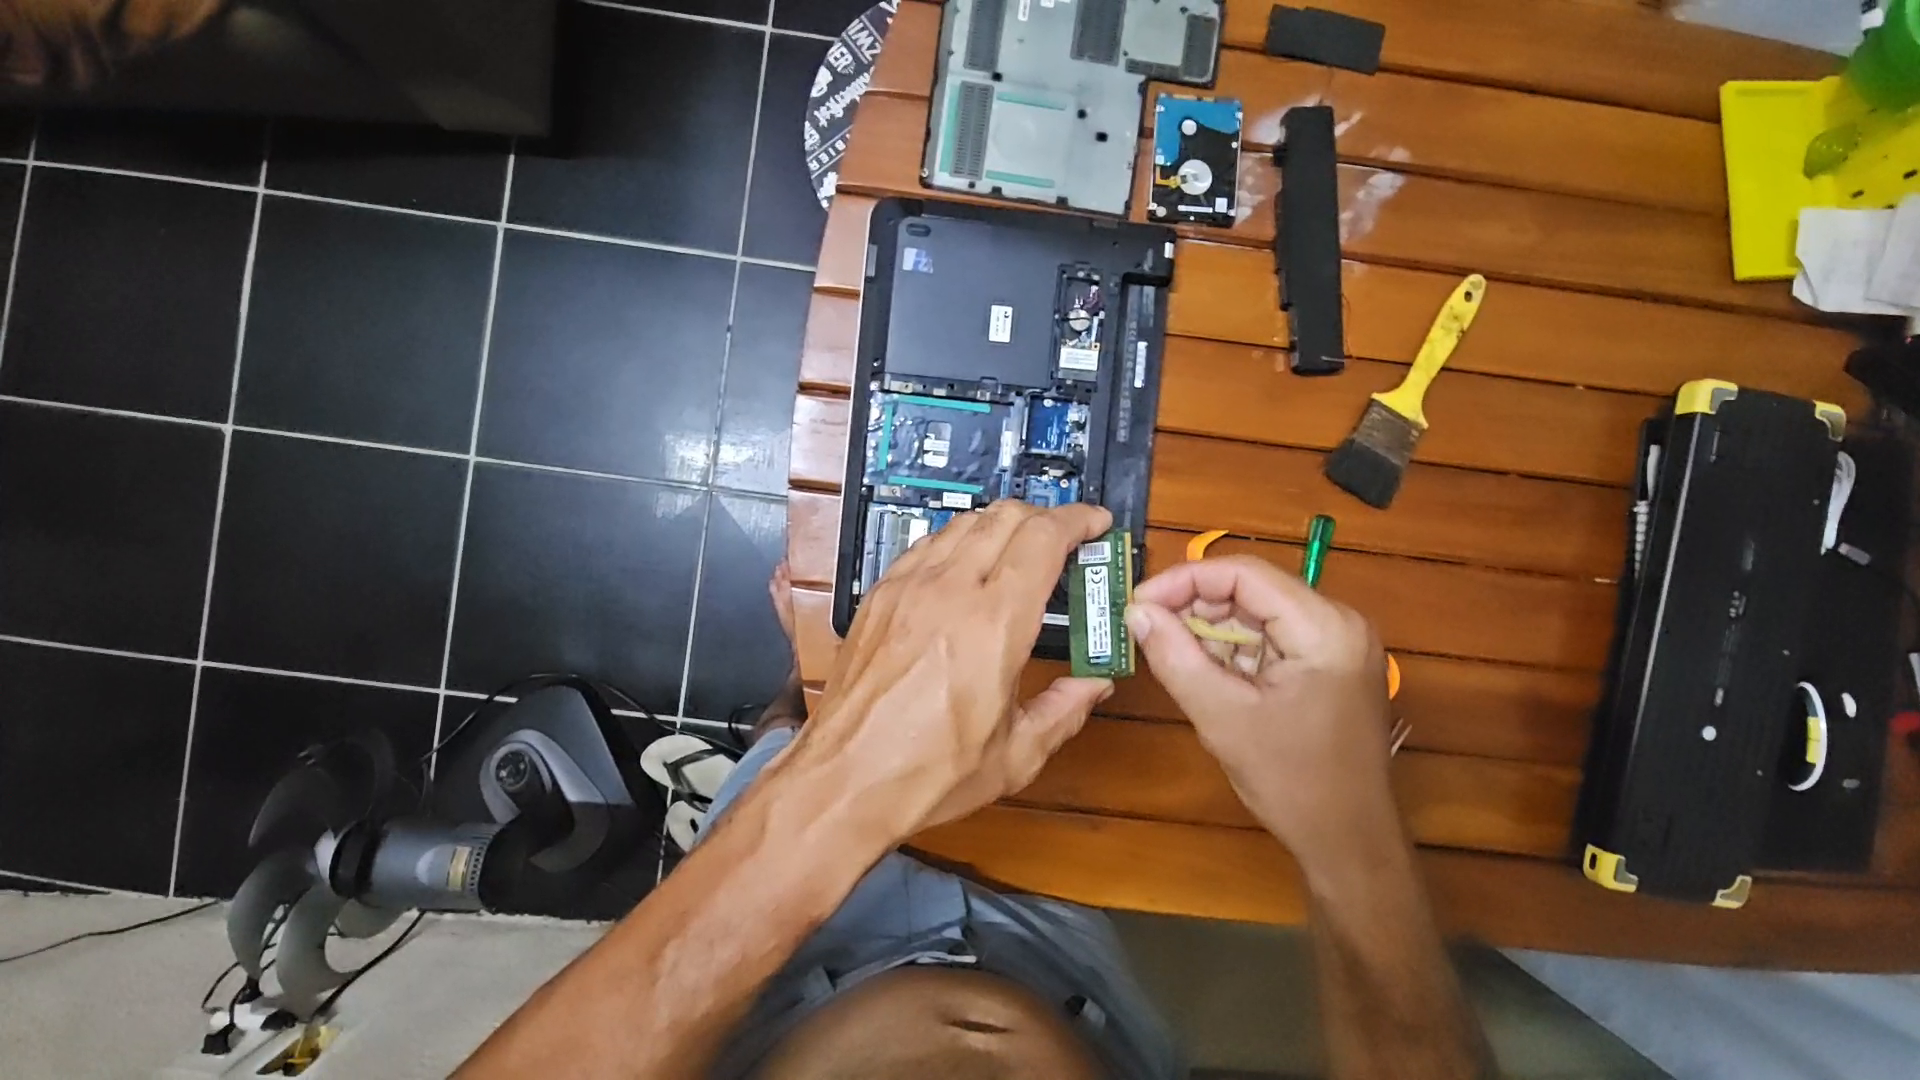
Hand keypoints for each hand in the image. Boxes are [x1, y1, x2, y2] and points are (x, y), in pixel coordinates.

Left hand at [796, 501, 1115, 834]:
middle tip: (1064, 541)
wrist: (845, 779)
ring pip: (964, 523)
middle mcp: (949, 591)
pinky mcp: (880, 596)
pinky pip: (926, 545)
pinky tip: (965, 569)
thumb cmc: (927, 773)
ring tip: (1018, 552)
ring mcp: (908, 588)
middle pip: (1005, 517)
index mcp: (994, 624)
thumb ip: (1064, 709)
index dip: (1078, 520)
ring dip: (1001, 526)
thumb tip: (1094, 683)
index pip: (1043, 538)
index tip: (1096, 524)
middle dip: (1044, 518)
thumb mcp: (1016, 755)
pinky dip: (958, 542)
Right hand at [1125, 556, 1395, 864]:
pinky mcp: (1327, 664)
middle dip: (1194, 604)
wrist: (1350, 842)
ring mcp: (1336, 644)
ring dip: (1208, 627)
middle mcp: (1338, 622)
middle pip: (1251, 589)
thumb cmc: (1292, 782)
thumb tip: (1135, 612)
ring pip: (1256, 613)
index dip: (1184, 580)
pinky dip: (1230, 648)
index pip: (1244, 574)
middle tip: (1144, 626)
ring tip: (1165, 648)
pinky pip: (1268, 638)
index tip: (1138, 602)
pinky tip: (1198, 666)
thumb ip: (1175, 657)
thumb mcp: (1223, 717)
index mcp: (1325, 627)